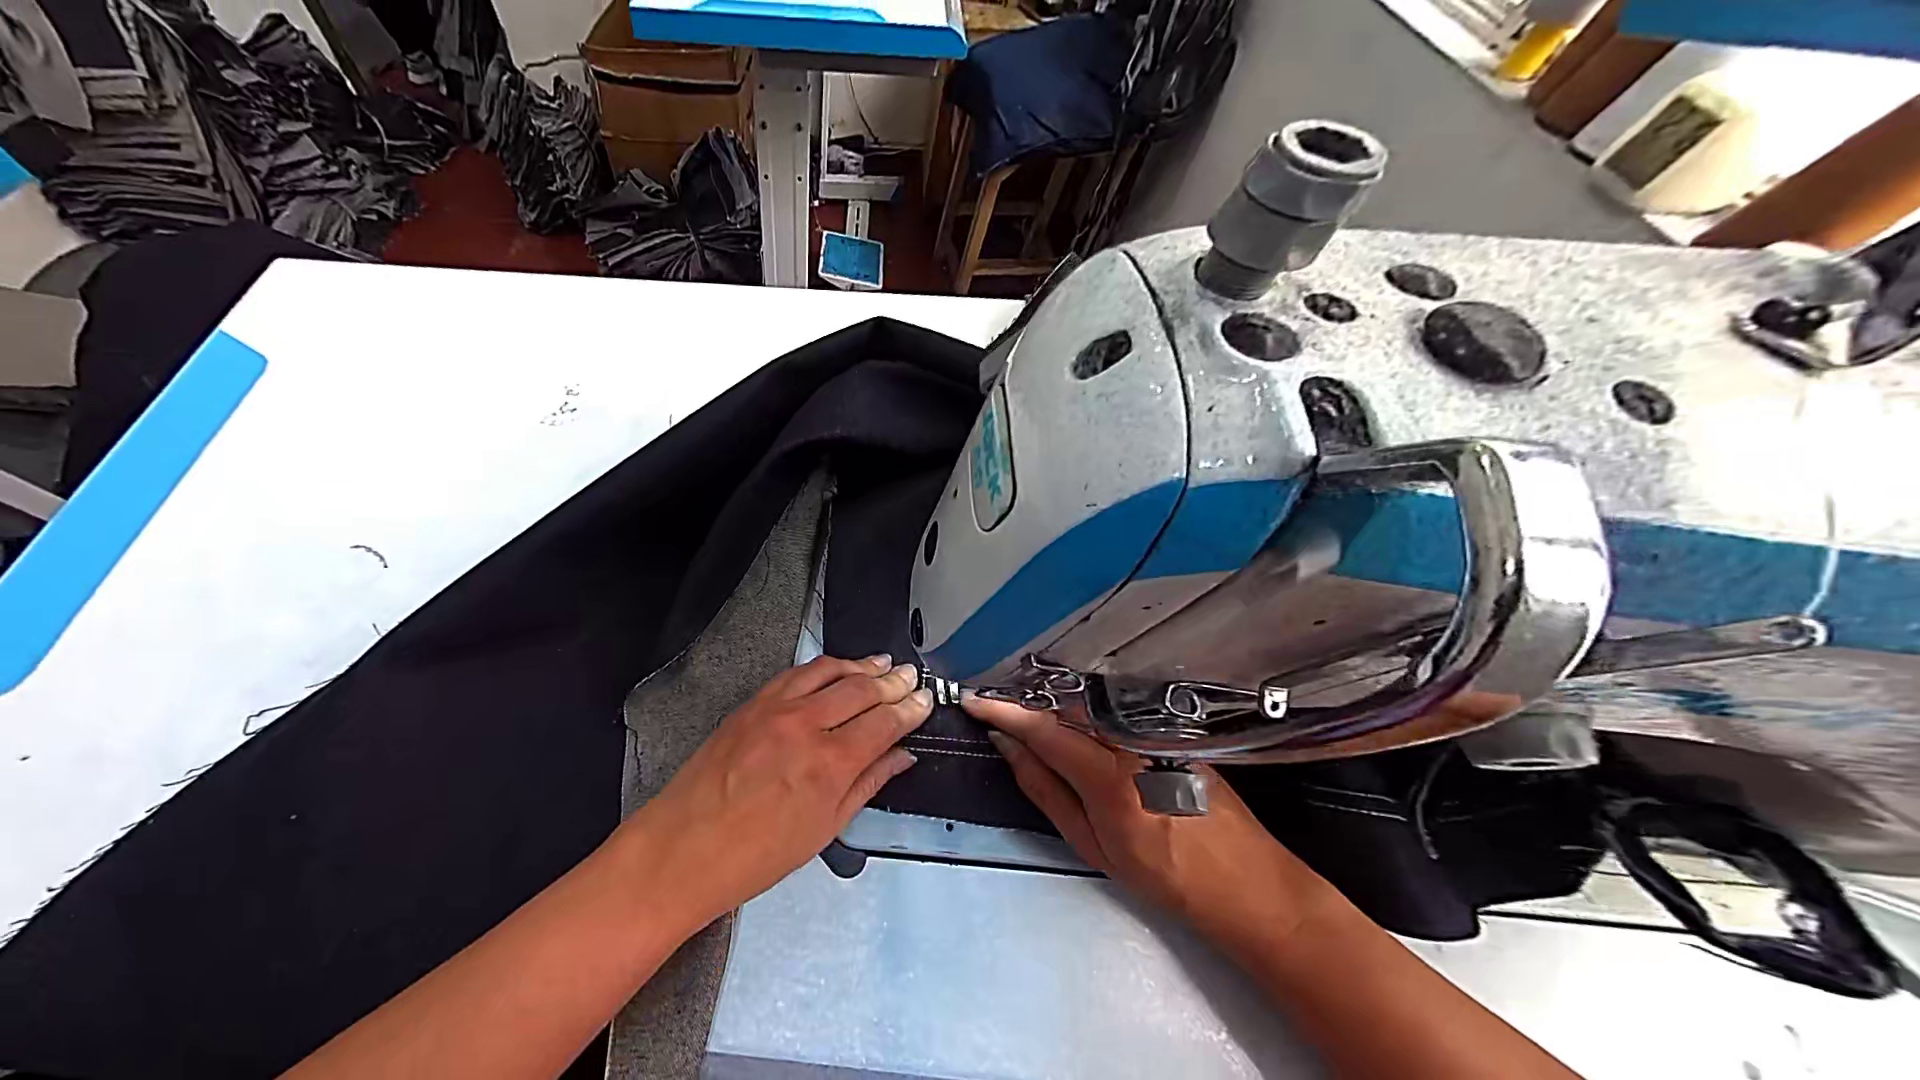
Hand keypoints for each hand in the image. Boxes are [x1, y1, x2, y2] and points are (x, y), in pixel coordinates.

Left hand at [622, 654, 930, 931]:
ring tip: (882, 664)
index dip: (911, 708)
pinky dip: (824, 665)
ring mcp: (775, 711)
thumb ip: (868, 784)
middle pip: (863, 689)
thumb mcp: (825, 829)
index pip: (885, 722)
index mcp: (829, 765)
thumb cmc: (751, 855)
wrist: (682, 851)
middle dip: (894, 680)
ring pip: (831, 671)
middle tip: (910, 677)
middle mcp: (804, 728)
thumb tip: (900, 758)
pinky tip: (836, 668)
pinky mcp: (751, 704)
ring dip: (862, 664)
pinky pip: (796, 673)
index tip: (924, 701)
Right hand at [965, 695, 1341, 951]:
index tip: (975, 702)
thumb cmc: (1163, 874)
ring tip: (1030, 720)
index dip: (1003, 712)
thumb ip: (1045, 790)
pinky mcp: (1169, 725)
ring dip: (1054, 707)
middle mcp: (1131, 739)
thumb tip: (1009, 749)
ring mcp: (1154, 728)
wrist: (1243, 879)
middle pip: (1064, 707)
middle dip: (1028, 706)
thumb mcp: (1092, 844)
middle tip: (999, 715)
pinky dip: (1083, 712)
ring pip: (1088, 705)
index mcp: (1108, 774)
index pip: (1041, 728)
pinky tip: (1074, 725)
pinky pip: (1113, 709)